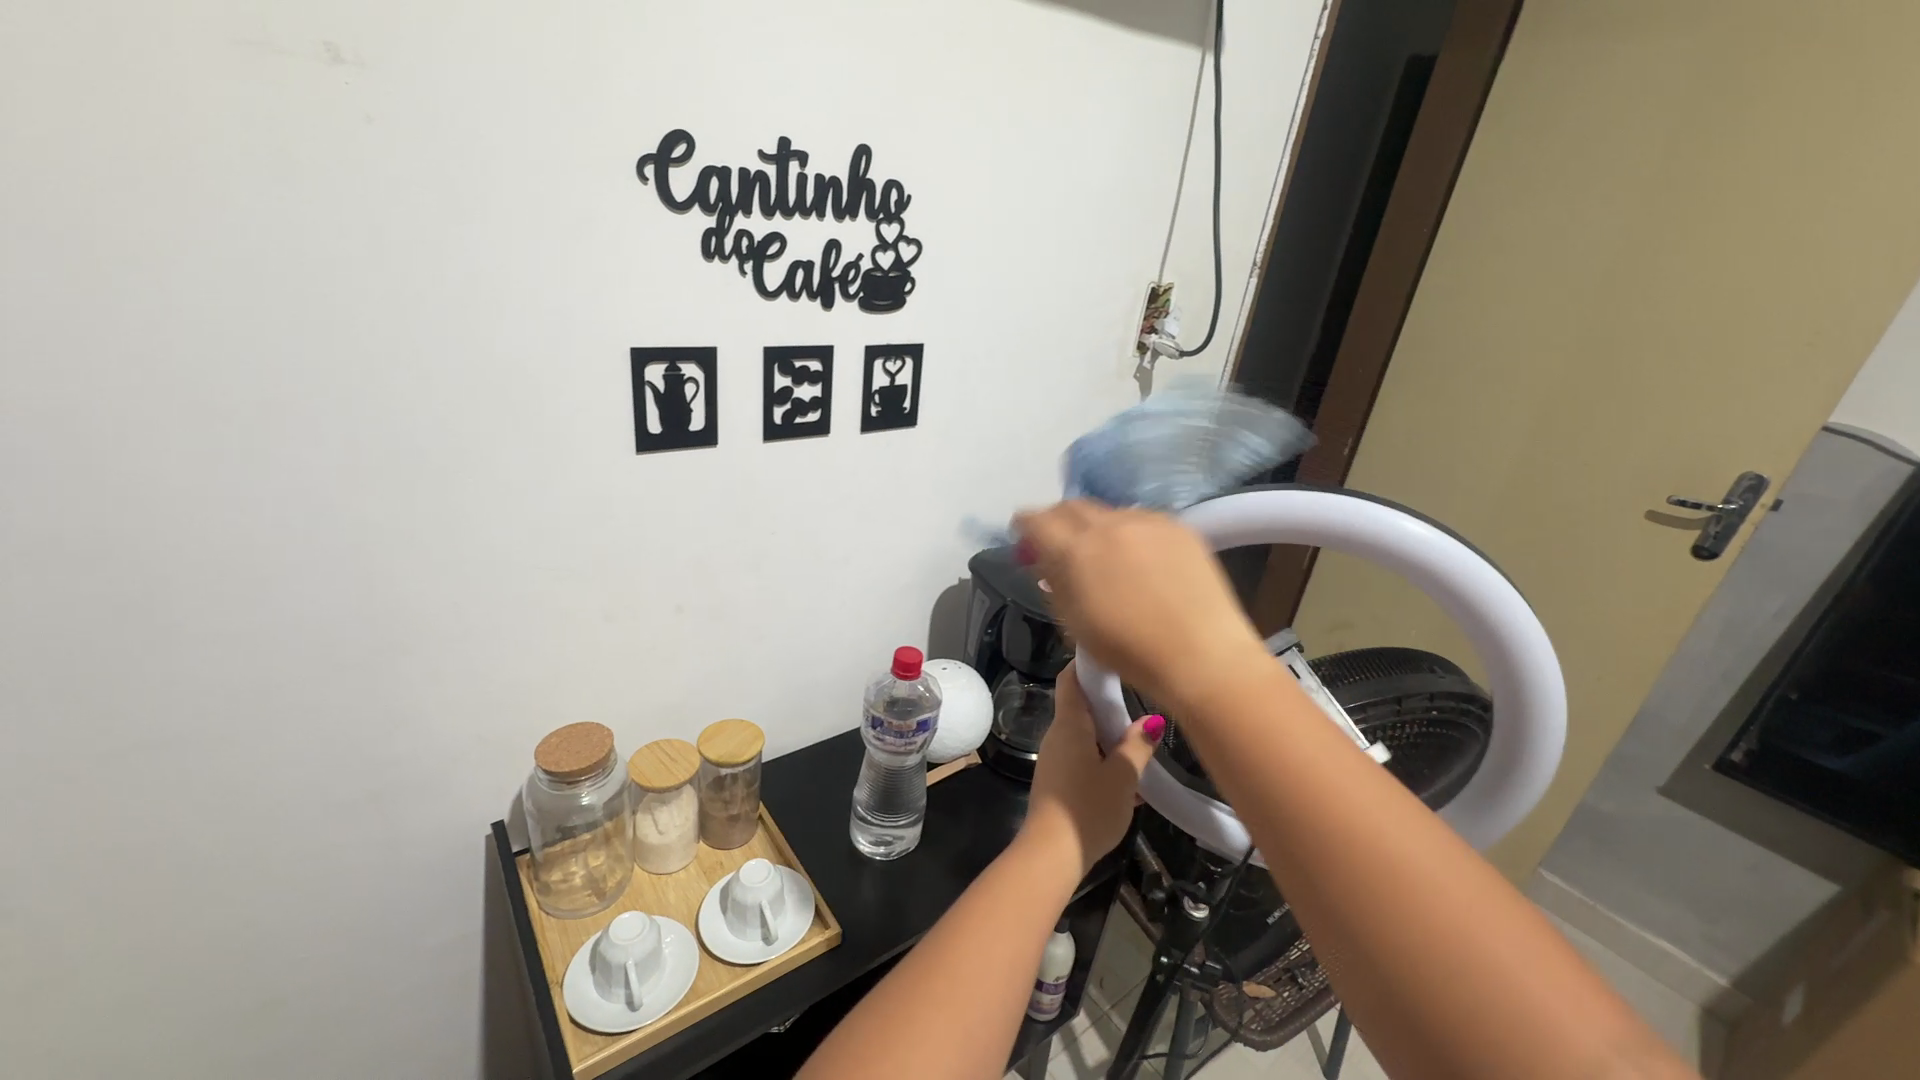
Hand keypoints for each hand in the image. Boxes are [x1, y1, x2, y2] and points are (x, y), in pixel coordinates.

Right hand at [1012, 501, 1270, 711]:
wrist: (1201, 654)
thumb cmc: (1129, 651)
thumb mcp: (1075, 622)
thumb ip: (1054, 582)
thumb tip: (1044, 560)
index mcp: (1076, 551)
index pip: (1037, 521)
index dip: (1025, 525)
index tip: (1022, 534)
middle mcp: (1109, 525)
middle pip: (1071, 507)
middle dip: (1057, 520)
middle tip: (1056, 541)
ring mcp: (1147, 522)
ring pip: (1108, 512)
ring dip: (1094, 526)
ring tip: (1101, 553)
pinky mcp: (1178, 526)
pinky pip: (1141, 520)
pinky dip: (1128, 532)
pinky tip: (1138, 559)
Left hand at [1020, 664, 1162, 876]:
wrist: (1052, 855)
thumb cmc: (1088, 808)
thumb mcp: (1123, 776)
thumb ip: (1137, 745)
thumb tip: (1151, 719)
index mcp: (1070, 725)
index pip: (1072, 678)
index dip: (1089, 663)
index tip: (1115, 657)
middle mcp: (1057, 735)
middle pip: (1081, 707)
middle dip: (1110, 703)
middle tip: (1143, 700)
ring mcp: (1056, 759)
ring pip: (1085, 736)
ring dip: (1111, 737)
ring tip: (1143, 743)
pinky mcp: (1058, 781)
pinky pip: (1083, 758)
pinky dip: (1105, 760)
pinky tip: (1131, 781)